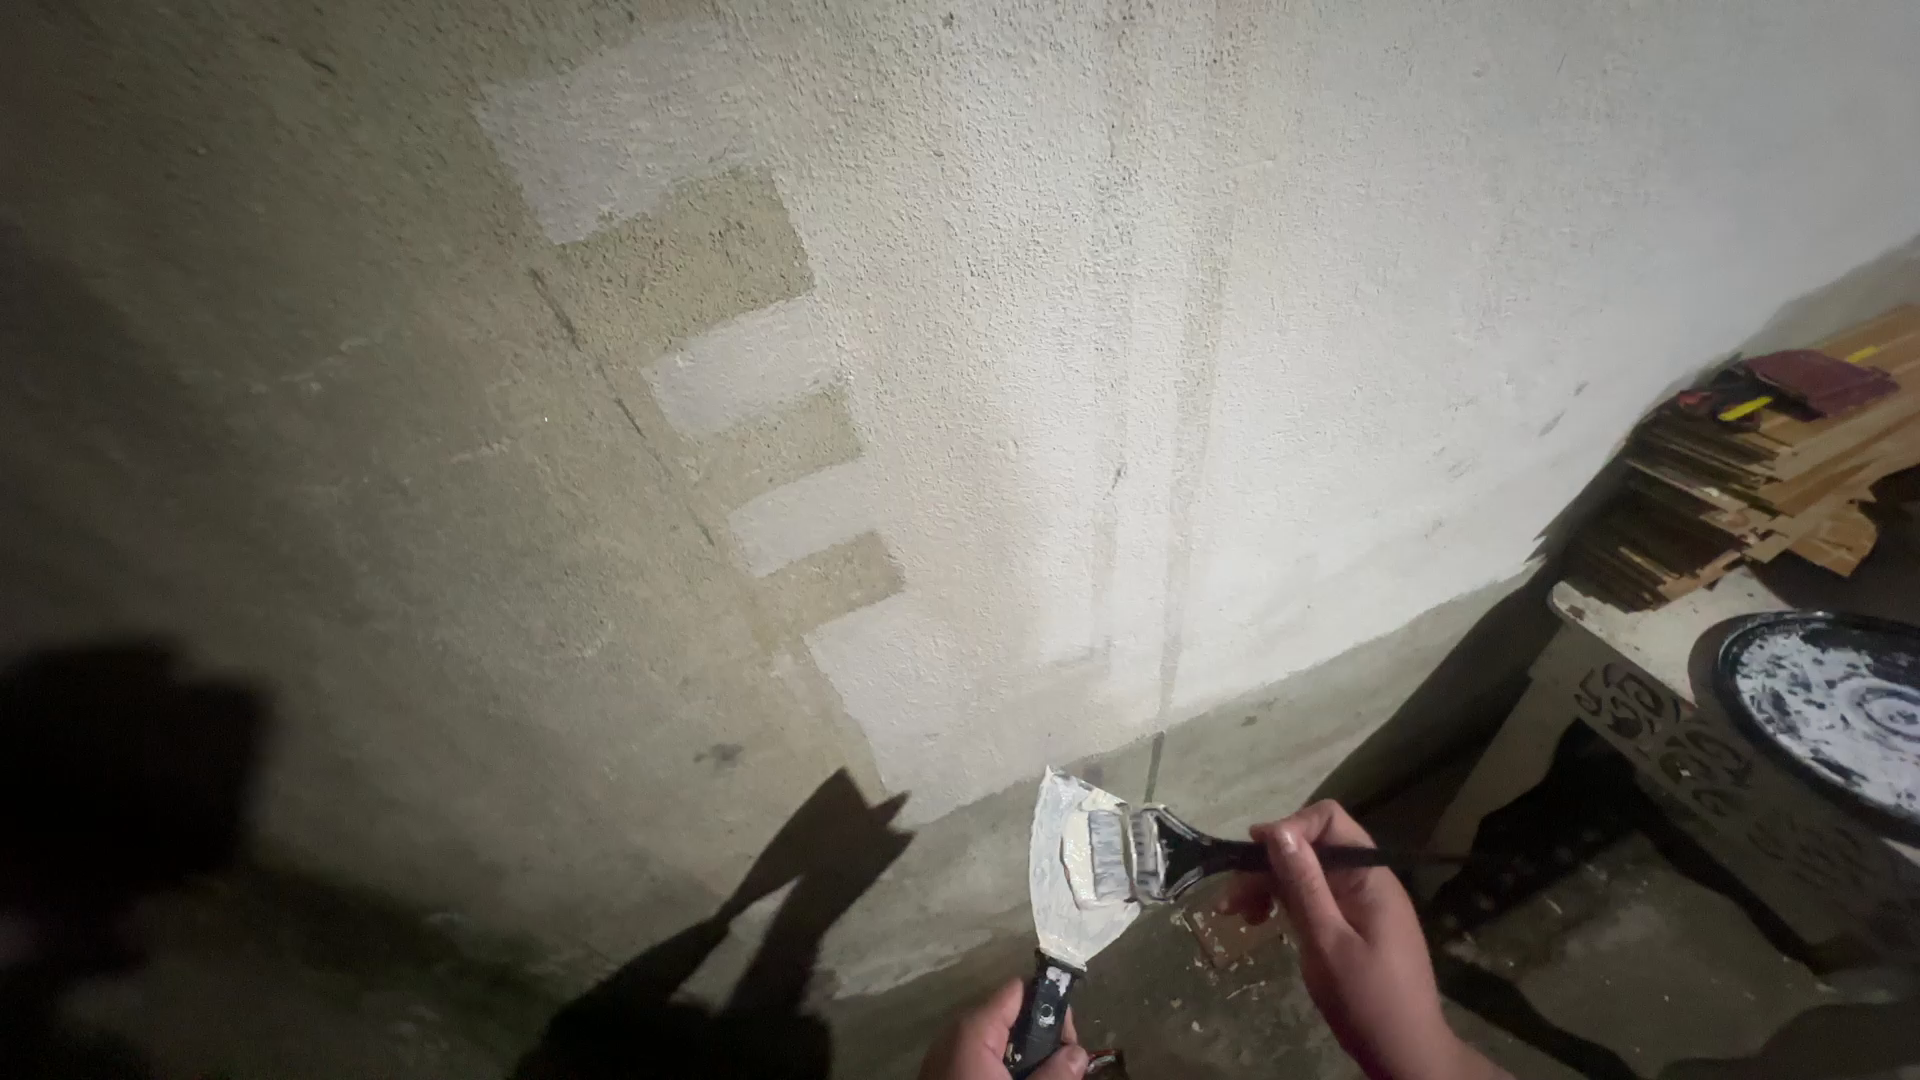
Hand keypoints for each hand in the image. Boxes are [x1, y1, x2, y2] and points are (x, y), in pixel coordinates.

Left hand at [918, 978, 1088, 1079]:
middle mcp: (958, 1032)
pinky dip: (1003, 1070)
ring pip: (999, 1040)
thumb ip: (1055, 1076)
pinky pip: (982, 1059)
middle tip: (1063, 1071)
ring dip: (1025, 1059)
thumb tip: (1077, 1052)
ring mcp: (948, 1054)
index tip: (1069, 1041)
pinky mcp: (945, 1075)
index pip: (1019, 990)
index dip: (1050, 1007)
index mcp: (974, 1028)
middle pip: (1012, 1015)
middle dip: (1042, 1040)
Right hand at [1221, 801, 1506, 1079]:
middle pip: (1309, 847)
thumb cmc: (1369, 1001)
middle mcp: (1363, 881)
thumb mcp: (1327, 941)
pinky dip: (1279, 902)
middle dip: (1266, 863)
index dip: (1291, 827)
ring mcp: (1355, 902)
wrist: (1408, 1061)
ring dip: (1265, 885)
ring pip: (1302, 872)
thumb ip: (1304, 884)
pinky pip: (1308, 896)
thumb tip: (1277, 830)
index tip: (1257, 852)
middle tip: (1231, 894)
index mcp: (1369, 877)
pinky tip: (1257, 920)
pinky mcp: (1346, 922)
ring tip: (1233, 912)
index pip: (1329, 820)